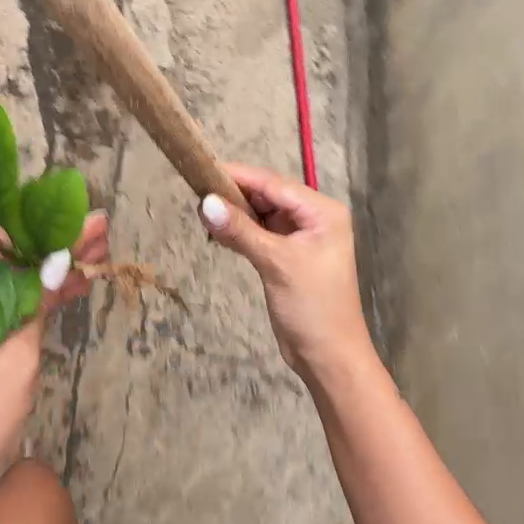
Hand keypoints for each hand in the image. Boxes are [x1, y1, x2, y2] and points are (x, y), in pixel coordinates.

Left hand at [0, 213, 108, 496]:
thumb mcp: (16, 353)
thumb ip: (37, 298)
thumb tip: (63, 254)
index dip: (38, 215)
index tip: (80, 214)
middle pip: (9, 248)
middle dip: (55, 237)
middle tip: (103, 232)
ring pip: (15, 273)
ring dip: (54, 264)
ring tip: (102, 254)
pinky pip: (13, 300)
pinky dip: (42, 293)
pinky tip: (77, 286)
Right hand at [199, 163, 372, 377]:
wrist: (328, 355)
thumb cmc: (311, 306)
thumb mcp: (276, 263)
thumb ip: (241, 230)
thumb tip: (205, 202)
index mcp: (322, 212)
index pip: (273, 184)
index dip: (238, 176)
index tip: (201, 168)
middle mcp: (313, 218)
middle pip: (267, 195)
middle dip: (234, 194)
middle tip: (195, 192)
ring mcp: (300, 238)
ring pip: (261, 215)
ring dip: (234, 214)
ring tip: (201, 212)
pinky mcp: (286, 258)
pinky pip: (259, 235)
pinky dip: (240, 232)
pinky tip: (216, 232)